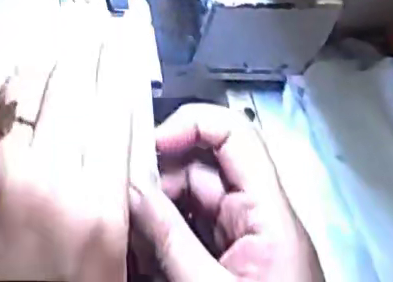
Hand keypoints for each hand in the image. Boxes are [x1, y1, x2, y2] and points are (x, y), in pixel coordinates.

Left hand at [0, 22, 133, 281]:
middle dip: (83, 55)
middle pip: (70, 88)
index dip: (115, 66)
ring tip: (52, 57)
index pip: (112, 106)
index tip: (117, 45)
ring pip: (24, 90)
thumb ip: (121, 180)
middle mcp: (47, 181)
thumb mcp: (113, 247)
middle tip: (88, 40)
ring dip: (42, 65)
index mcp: (96, 203)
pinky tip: (9, 81)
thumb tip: (120, 114)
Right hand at [129, 105, 323, 281]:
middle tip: (124, 196)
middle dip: (162, 177)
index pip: (233, 135)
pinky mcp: (230, 270)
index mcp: (268, 212)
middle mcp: (258, 219)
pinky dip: (164, 241)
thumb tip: (132, 190)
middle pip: (206, 170)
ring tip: (125, 229)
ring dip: (157, 212)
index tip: (150, 146)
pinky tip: (138, 254)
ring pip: (193, 205)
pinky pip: (193, 238)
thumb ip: (169, 240)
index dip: (191, 125)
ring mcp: (244, 245)